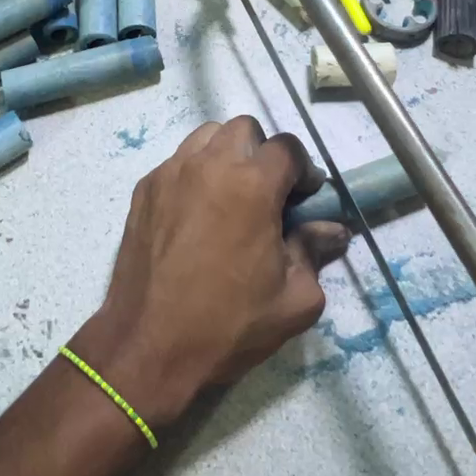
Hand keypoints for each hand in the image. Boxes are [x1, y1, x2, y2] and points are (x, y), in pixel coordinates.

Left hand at [69, 116, 350, 426]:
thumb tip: (331, 230)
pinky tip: (196, 213)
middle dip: (262, 153)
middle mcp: (209, 165)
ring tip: (230, 197)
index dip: (302, 170)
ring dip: (226, 155)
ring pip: (206, 136)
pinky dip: (194, 173)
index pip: (287, 147)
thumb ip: (316, 253)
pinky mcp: (144, 189)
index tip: (304, 199)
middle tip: (266, 195)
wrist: (149, 345)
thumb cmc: (228, 325)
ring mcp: (171, 173)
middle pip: (244, 130)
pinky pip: (177, 161)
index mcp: (252, 185)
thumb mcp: (295, 300)